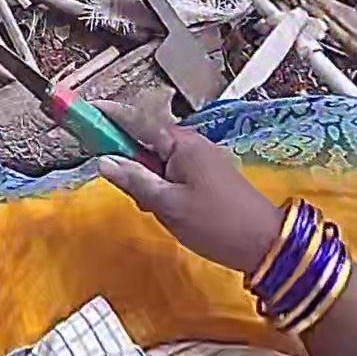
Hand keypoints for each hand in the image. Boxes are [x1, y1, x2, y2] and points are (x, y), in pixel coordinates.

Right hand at [94, 100, 284, 274]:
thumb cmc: (218, 224)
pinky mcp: (206, 172)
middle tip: (121, 182)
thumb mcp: (169, 205)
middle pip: (143, 139)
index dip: (107, 114)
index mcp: (179, 143)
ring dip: (145, 174)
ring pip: (156, 157)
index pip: (134, 120)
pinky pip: (170, 168)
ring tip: (152, 205)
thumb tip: (103, 161)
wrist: (272, 248)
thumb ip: (134, 180)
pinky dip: (159, 182)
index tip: (84, 108)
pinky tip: (166, 207)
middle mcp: (189, 141)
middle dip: (127, 157)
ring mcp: (200, 156)